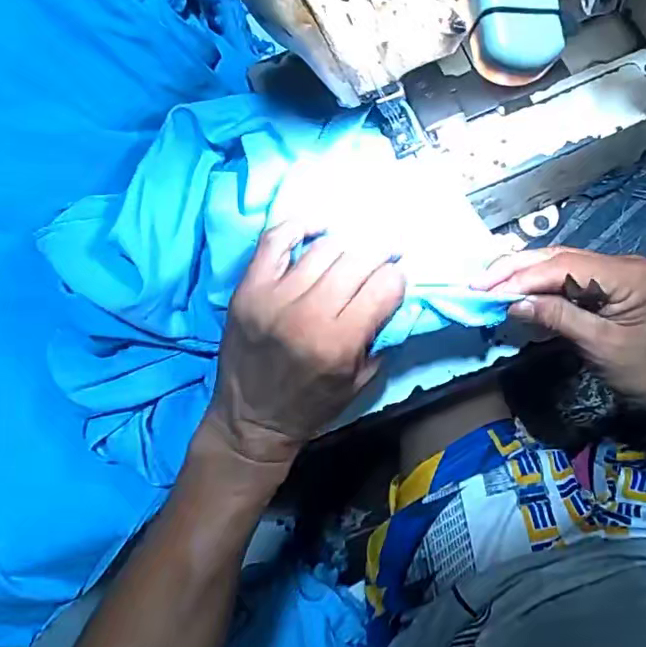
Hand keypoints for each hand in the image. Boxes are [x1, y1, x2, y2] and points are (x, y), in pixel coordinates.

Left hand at [202, 221, 407, 473]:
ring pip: (323, 248)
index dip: (397, 278)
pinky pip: (275, 240)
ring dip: (346, 246)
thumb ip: (381, 335)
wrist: (250, 420)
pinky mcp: (248, 288)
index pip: (384, 286)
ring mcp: (273, 297)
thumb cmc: (312, 406)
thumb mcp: (361, 381)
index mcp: (339, 342)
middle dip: (379, 254)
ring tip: (352, 253)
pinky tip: (318, 229)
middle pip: (357, 260)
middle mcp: (307, 314)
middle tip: (384, 257)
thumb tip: (395, 292)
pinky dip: (299, 226)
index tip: (395, 279)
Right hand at [475, 247, 645, 418]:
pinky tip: (517, 290)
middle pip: (560, 257)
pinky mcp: (610, 283)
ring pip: (561, 263)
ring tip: (489, 284)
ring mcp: (617, 271)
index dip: (524, 277)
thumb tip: (513, 302)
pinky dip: (540, 284)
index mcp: (630, 275)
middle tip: (479, 283)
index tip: (489, 291)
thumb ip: (559, 318)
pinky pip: (569, 276)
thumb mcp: (602, 347)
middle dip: (517, 269)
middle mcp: (623, 263)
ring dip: (524, 274)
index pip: (566, 266)